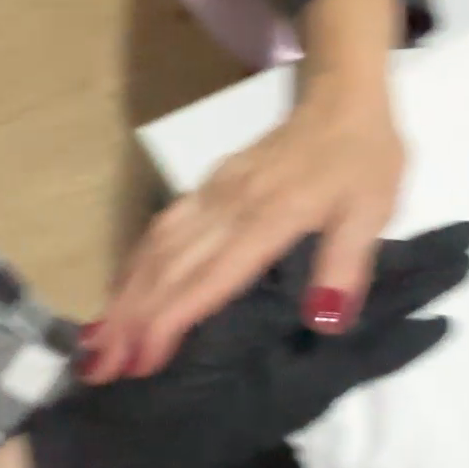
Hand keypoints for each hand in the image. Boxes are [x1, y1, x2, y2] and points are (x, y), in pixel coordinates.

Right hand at [88, 87, 406, 381]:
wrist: (342, 99)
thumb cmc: (363, 159)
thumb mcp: (372, 211)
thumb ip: (347, 264)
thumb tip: (323, 320)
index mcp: (268, 218)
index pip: (208, 276)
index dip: (171, 319)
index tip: (141, 360)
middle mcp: (228, 207)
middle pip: (167, 266)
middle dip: (130, 319)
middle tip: (99, 368)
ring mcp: (213, 194)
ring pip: (155, 246)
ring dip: (123, 293)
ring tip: (97, 340)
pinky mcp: (209, 187)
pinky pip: (162, 228)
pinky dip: (135, 262)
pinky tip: (123, 287)